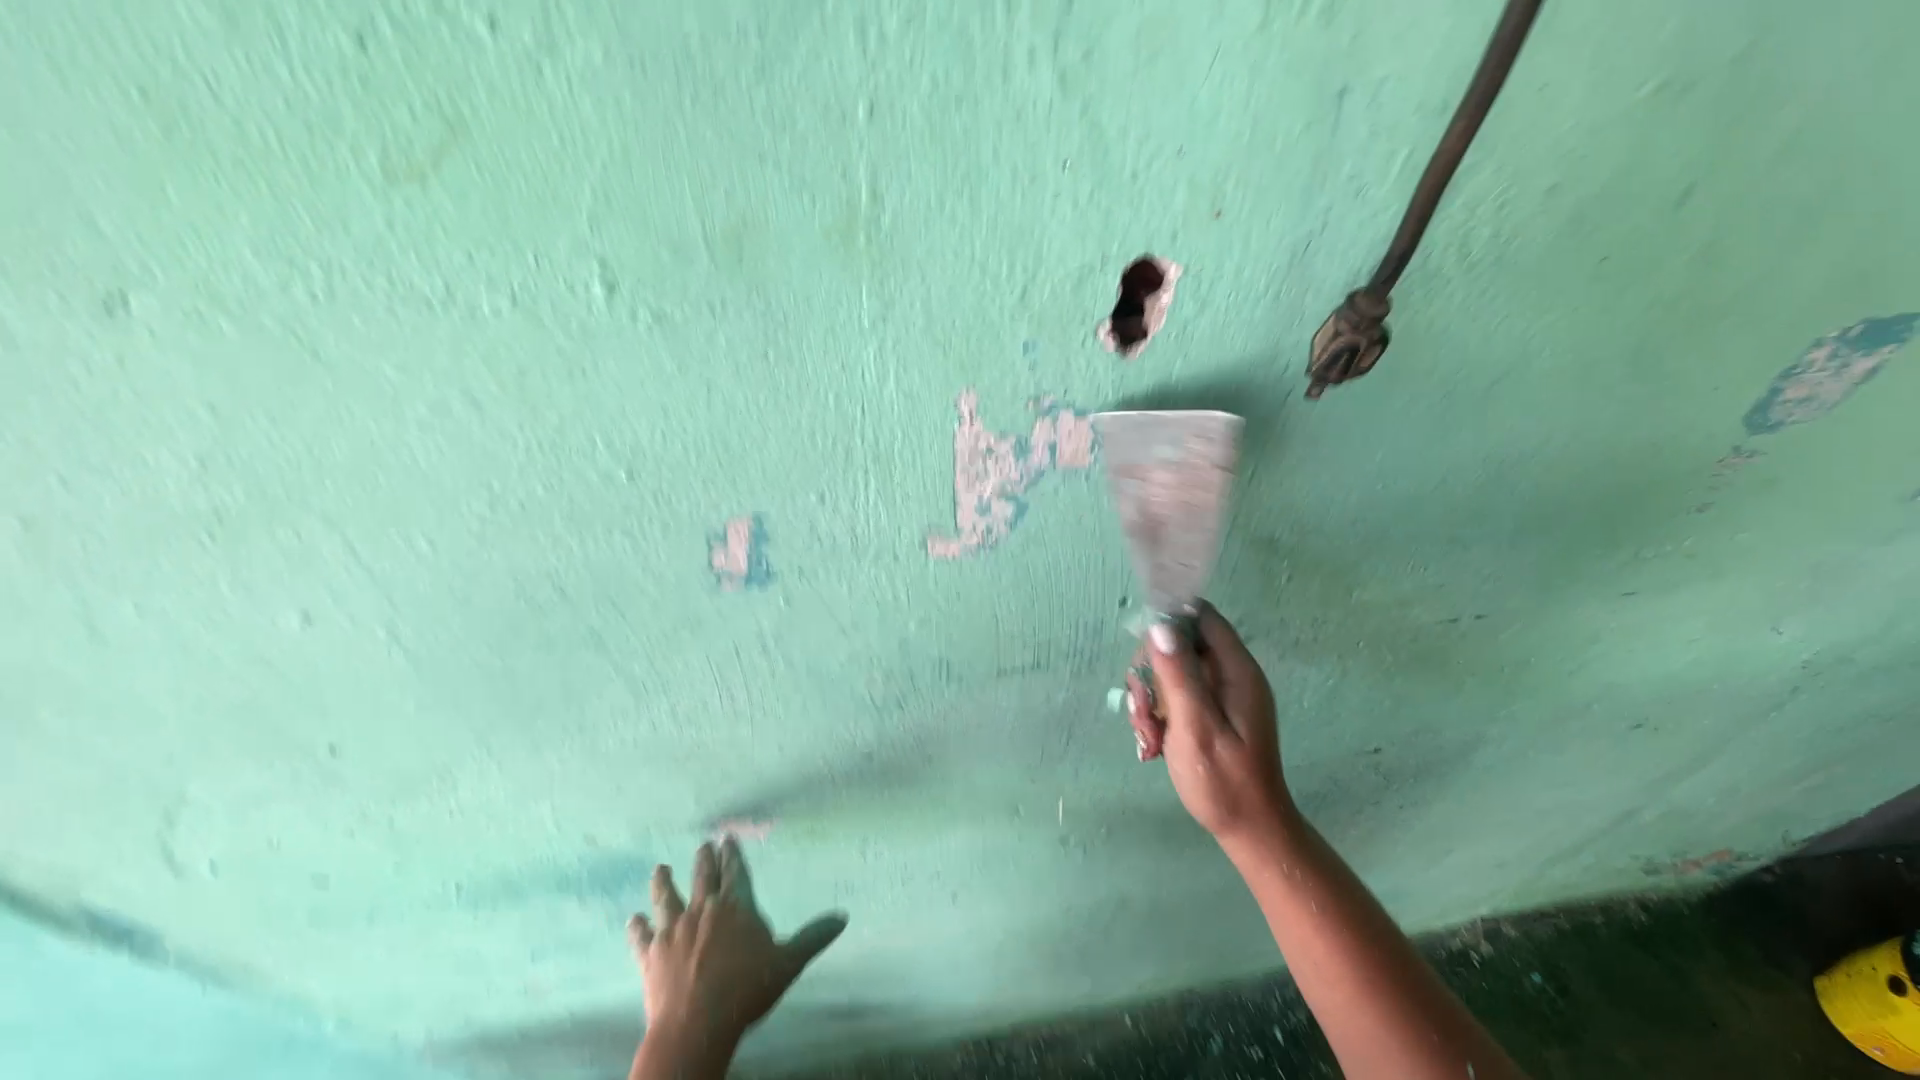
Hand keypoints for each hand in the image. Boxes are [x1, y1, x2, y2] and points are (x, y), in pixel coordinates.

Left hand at [629, 836, 847, 1047]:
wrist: (697, 1023)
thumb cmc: (747, 989)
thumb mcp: (789, 962)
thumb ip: (813, 937)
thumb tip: (843, 916)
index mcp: (736, 908)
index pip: (736, 874)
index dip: (733, 855)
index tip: (727, 838)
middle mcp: (702, 911)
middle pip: (702, 879)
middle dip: (703, 861)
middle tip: (702, 845)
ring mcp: (673, 932)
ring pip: (666, 900)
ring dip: (663, 883)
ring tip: (660, 868)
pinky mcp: (651, 956)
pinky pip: (642, 938)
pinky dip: (637, 928)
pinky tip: (632, 920)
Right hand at [1127, 603, 1291, 843]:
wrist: (1248, 829)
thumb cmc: (1223, 781)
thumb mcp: (1194, 726)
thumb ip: (1178, 675)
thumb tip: (1159, 627)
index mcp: (1236, 672)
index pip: (1202, 618)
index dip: (1168, 622)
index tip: (1140, 649)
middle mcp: (1230, 676)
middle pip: (1179, 646)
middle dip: (1151, 672)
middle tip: (1143, 709)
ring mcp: (1220, 696)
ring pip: (1171, 673)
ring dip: (1149, 699)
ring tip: (1148, 734)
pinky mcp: (1210, 714)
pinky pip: (1175, 697)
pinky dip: (1158, 715)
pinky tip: (1153, 743)